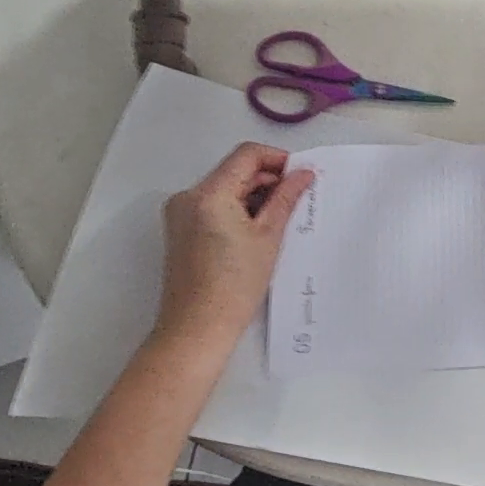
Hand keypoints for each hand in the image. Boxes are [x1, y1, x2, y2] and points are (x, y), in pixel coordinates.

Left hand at [154, 143, 312, 346]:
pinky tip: (257, 229)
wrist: (196, 330)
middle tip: (297, 198)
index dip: (277, 159)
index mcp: (208, 193)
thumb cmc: (234, 286)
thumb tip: (303, 174)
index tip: (299, 175)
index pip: (247, 155)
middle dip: (267, 179)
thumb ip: (286, 198)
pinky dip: (237, 208)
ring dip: (254, 195)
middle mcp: (188, 196)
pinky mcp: (181, 229)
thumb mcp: (268, 237)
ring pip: (226, 187)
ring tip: (279, 218)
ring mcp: (181, 213)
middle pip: (235, 170)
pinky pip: (214, 205)